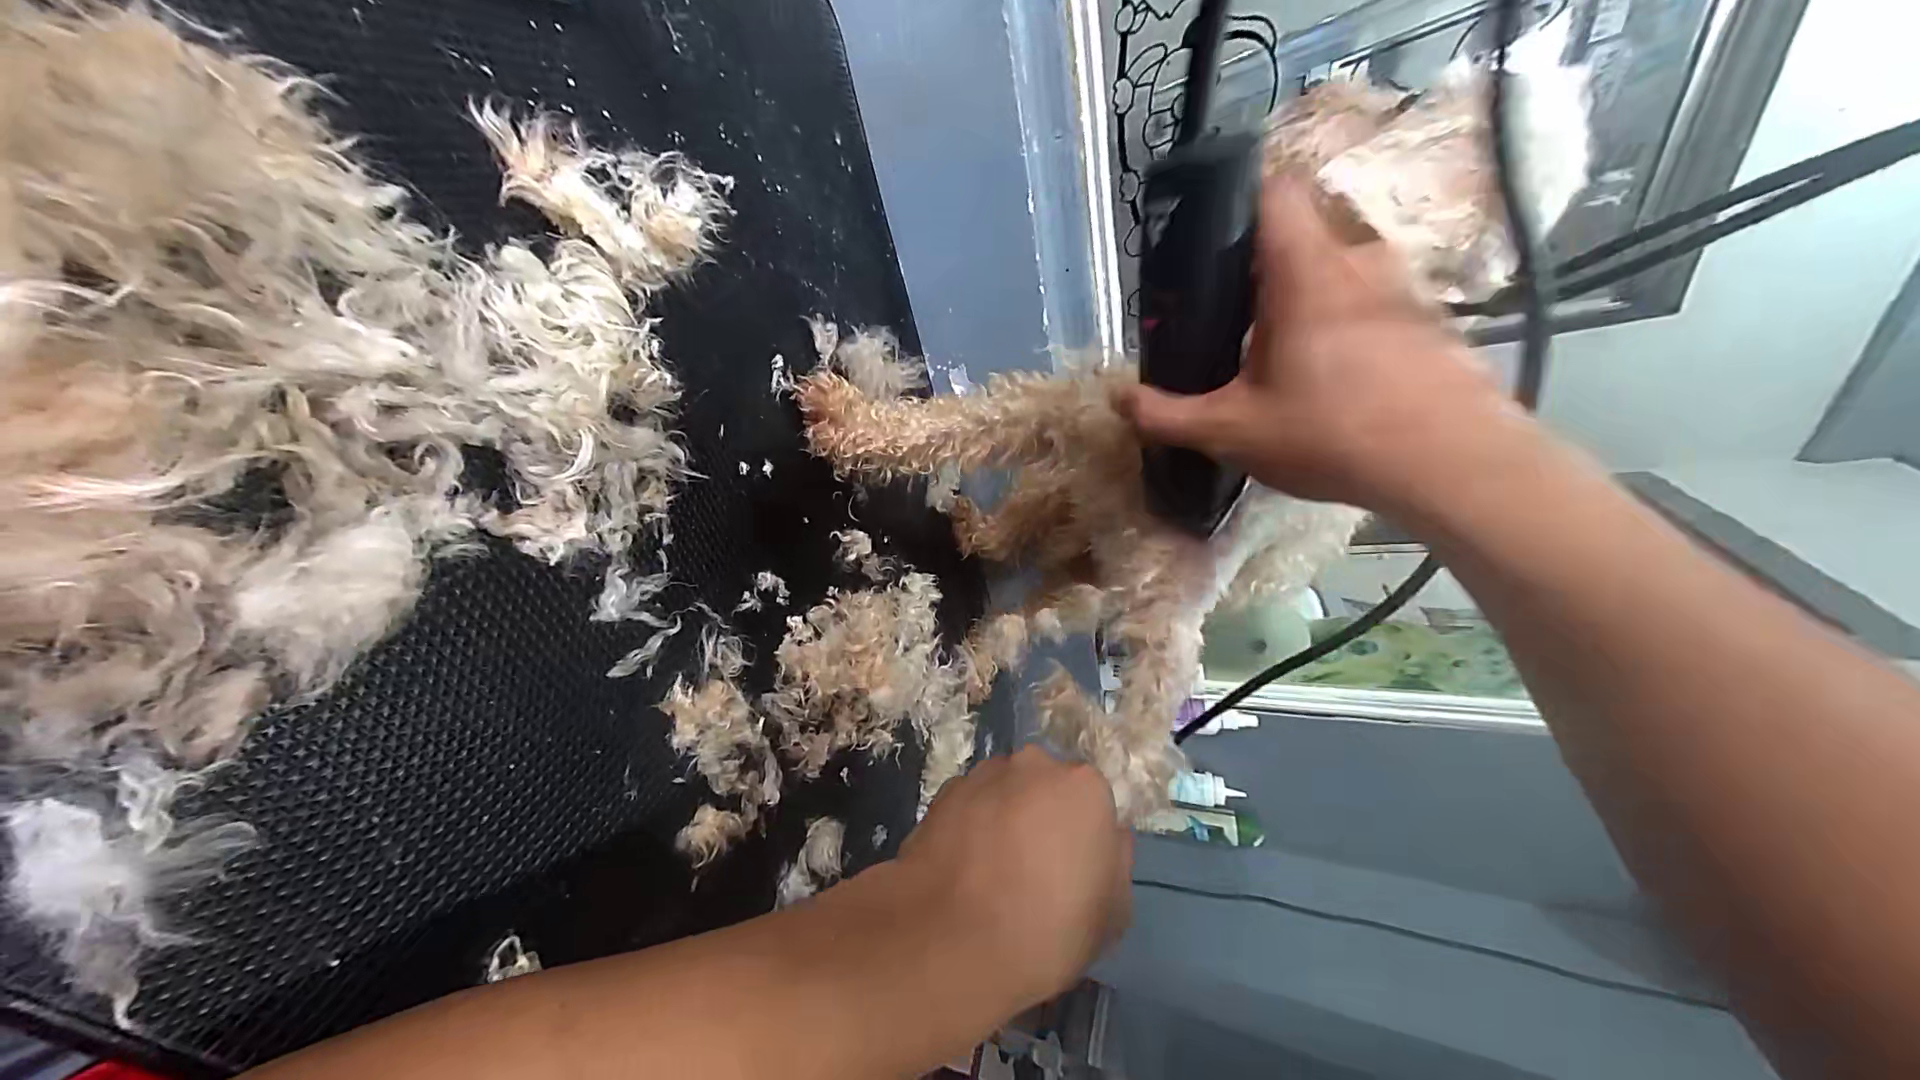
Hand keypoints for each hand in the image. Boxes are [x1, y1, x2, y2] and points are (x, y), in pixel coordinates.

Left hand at [897, 746, 1131, 1004]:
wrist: (954, 941)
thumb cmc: (1049, 931)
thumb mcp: (1114, 913)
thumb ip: (1116, 860)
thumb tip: (1106, 837)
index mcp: (1083, 786)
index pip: (1091, 800)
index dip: (1083, 835)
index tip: (1073, 868)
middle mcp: (1033, 764)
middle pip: (1045, 785)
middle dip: (1042, 814)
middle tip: (1033, 866)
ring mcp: (983, 774)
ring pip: (1005, 790)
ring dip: (1004, 816)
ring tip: (992, 870)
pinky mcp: (943, 792)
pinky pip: (970, 805)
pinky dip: (970, 826)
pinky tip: (964, 868)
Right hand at [1116, 176, 1541, 519]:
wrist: (1451, 466)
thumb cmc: (1331, 433)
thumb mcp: (1232, 432)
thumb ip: (1168, 415)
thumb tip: (1119, 401)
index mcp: (1306, 271)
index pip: (1273, 191)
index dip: (1236, 199)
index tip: (1206, 239)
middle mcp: (1359, 263)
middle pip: (1300, 238)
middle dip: (1258, 272)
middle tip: (1228, 320)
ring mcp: (1403, 291)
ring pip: (1337, 274)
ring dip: (1302, 303)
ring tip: (1275, 358)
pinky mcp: (1428, 324)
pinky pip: (1370, 306)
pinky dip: (1341, 328)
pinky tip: (1331, 383)